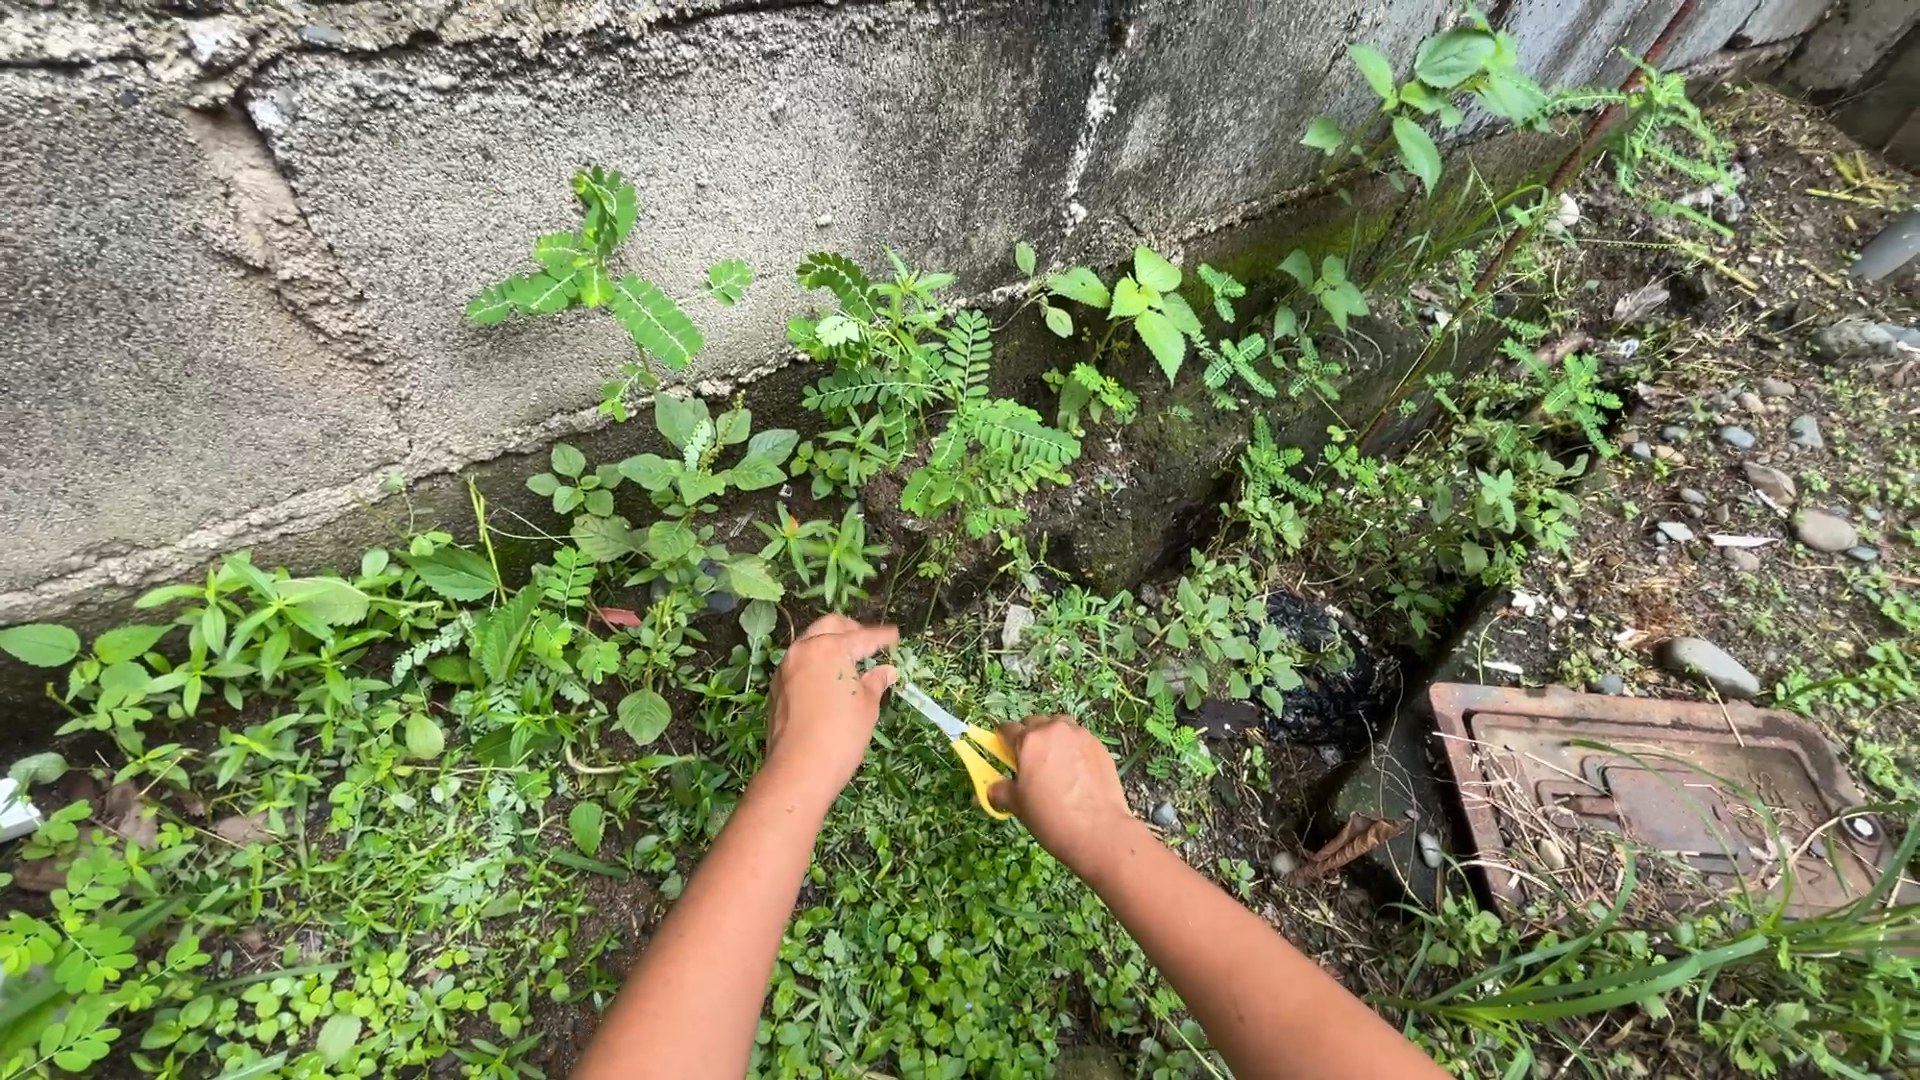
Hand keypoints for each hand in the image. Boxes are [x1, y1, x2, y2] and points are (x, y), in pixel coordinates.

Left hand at [761, 615, 898, 809]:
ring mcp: (786, 667)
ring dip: (831, 646)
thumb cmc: (842, 734)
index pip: (863, 637)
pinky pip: (801, 663)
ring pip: (811, 643)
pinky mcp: (777, 686)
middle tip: (870, 645)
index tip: (895, 637)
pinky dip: (817, 663)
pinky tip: (831, 680)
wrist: (799, 770)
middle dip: (852, 631)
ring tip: (851, 662)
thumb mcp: (868, 705)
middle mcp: (804, 650)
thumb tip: (885, 671)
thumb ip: (876, 681)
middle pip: (831, 627)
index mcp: (830, 648)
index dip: (883, 637)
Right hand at [987, 715, 1136, 873]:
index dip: (1002, 740)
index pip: (1007, 729)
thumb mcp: (1019, 805)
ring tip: (1053, 761)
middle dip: (1028, 737)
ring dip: (1051, 737)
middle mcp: (1053, 730)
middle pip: (1034, 723)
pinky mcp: (1098, 745)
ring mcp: (1079, 735)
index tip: (1003, 751)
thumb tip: (991, 790)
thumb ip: (1001, 791)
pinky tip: (1075, 770)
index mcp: (1029, 741)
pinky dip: (1072, 747)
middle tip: (1029, 762)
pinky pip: (1078, 738)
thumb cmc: (1051, 817)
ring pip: (1058, 726)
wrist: (1099, 831)